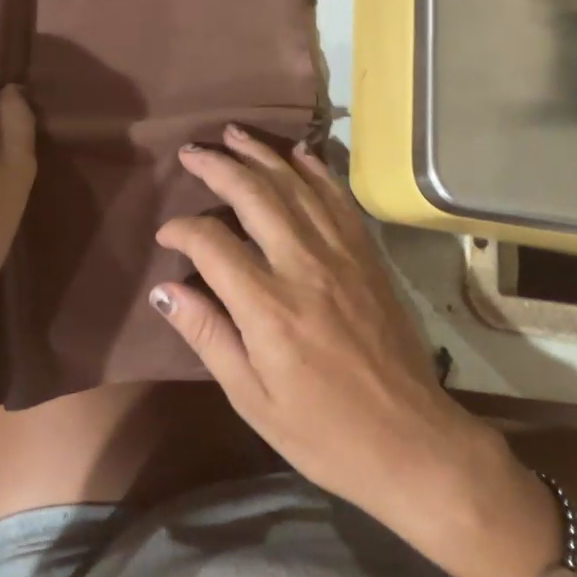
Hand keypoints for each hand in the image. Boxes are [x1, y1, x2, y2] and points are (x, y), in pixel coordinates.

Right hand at [150, 126, 505, 520]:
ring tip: (233, 134)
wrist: (412, 441)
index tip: (166, 235)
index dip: (182, 230)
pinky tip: (298, 155)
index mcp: (268, 306)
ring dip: (262, 155)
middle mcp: (304, 267)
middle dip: (218, 166)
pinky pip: (339, 200)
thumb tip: (163, 289)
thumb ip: (207, 335)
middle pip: (255, 195)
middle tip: (191, 152)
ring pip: (297, 186)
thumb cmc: (323, 431)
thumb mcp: (251, 397)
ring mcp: (343, 256)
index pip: (211, 243)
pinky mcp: (369, 258)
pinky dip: (316, 171)